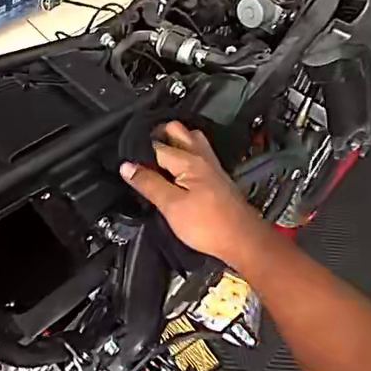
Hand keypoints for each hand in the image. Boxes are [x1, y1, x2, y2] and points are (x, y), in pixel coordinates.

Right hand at [118, 122, 278, 271]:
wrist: (242, 240)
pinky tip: (178, 169)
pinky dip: (185, 153)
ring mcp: (211, 165)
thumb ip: (148, 183)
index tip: (128, 163)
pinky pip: (198, 153)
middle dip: (156, 135)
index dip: (138, 152)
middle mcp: (201, 157)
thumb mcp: (171, 207)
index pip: (156, 144)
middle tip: (140, 153)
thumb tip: (128, 167)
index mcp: (188, 161)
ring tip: (157, 157)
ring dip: (173, 142)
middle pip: (176, 130)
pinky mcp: (216, 176)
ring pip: (190, 139)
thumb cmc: (211, 226)